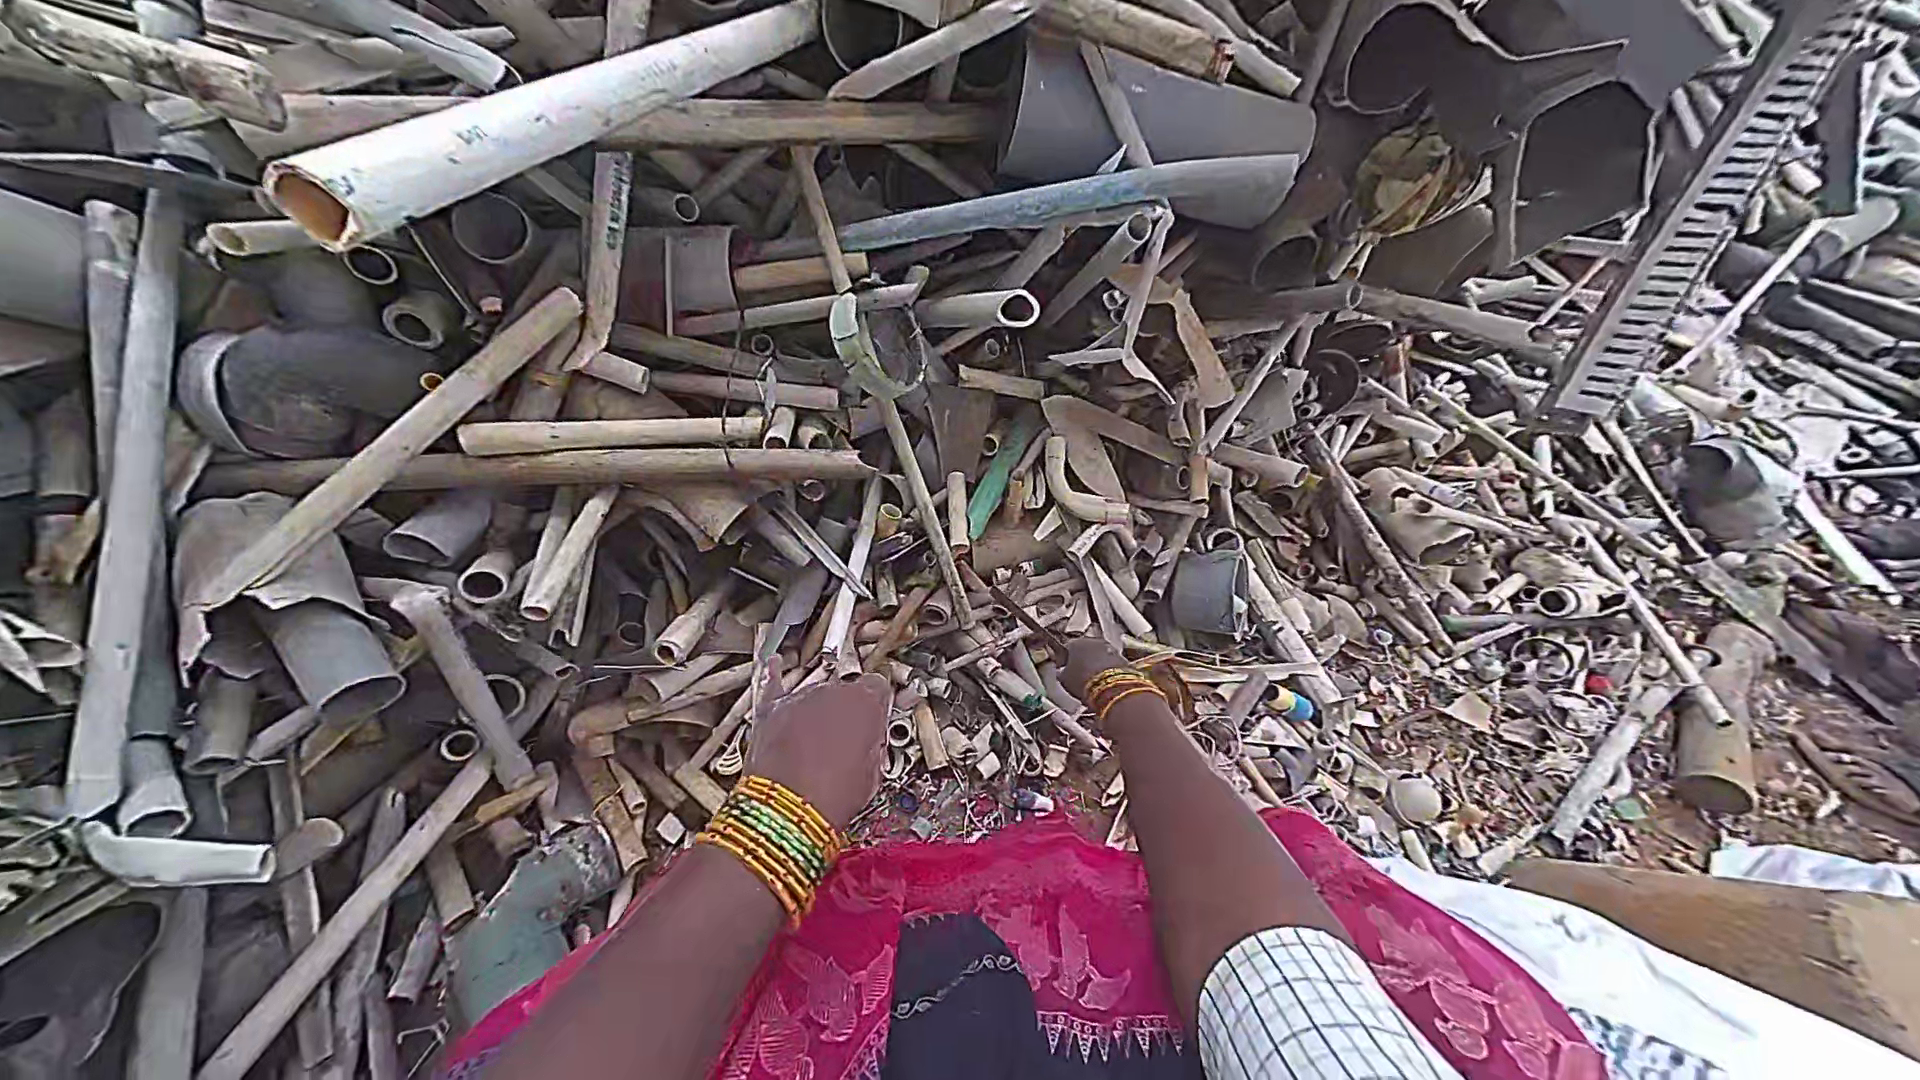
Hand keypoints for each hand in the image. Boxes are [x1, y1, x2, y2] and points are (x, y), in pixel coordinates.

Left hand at [745, 660, 888, 829]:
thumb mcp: (873, 773)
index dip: (878, 703)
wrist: (786, 813)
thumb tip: (872, 740)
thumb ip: (874, 743)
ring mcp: (800, 699)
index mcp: (865, 701)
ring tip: (815, 740)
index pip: (878, 685)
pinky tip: (776, 664)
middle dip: (846, 710)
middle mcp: (832, 691)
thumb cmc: (832, 796)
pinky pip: (773, 684)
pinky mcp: (771, 711)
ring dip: (817, 710)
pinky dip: (775, 677)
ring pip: (814, 694)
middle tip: (845, 740)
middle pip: (845, 689)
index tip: (875, 716)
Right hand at [1063, 636, 1128, 700]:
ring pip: (1101, 655)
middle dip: (1084, 659)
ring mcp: (1110, 649)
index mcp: (1076, 642)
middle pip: (1086, 649)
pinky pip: (1112, 663)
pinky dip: (1109, 670)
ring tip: (1094, 681)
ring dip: (1098, 663)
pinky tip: (1106, 682)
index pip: (1068, 647)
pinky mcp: (1123, 659)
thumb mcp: (1064, 679)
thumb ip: (1062, 672)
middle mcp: (1094, 641)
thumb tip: (1062, 673)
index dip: (1066, 659)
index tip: (1066, 668)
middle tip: (1081, 675)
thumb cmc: (1085, 682)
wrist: (1111, 689)